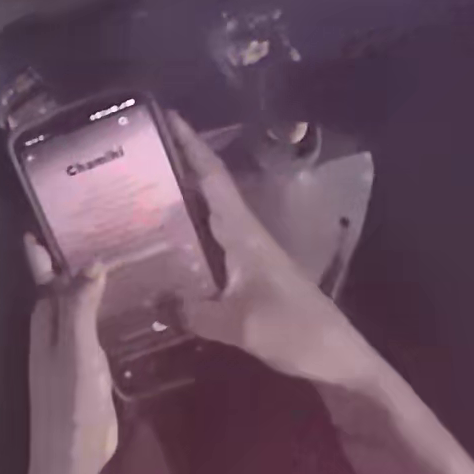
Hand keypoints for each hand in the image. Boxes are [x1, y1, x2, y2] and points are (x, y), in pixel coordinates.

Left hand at [22, 236, 118, 473]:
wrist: (72, 463)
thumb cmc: (70, 405)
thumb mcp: (75, 352)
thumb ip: (80, 307)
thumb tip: (91, 260)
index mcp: (45, 320)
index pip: (42, 273)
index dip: (44, 247)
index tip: (56, 213)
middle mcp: (54, 327)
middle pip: (60, 282)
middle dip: (71, 253)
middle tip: (101, 218)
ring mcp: (71, 345)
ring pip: (77, 299)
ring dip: (89, 276)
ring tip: (118, 247)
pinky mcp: (88, 361)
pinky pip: (93, 319)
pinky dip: (103, 301)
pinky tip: (125, 295)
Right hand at [166, 113, 378, 388]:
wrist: (337, 357)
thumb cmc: (294, 331)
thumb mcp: (240, 325)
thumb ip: (194, 312)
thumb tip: (152, 302)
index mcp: (244, 232)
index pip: (214, 178)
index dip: (192, 146)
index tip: (168, 117)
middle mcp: (245, 233)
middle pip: (209, 187)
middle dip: (179, 163)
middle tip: (136, 153)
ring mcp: (248, 251)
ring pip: (210, 212)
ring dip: (182, 194)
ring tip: (141, 188)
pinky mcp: (249, 270)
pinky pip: (211, 238)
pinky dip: (188, 229)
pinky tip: (165, 241)